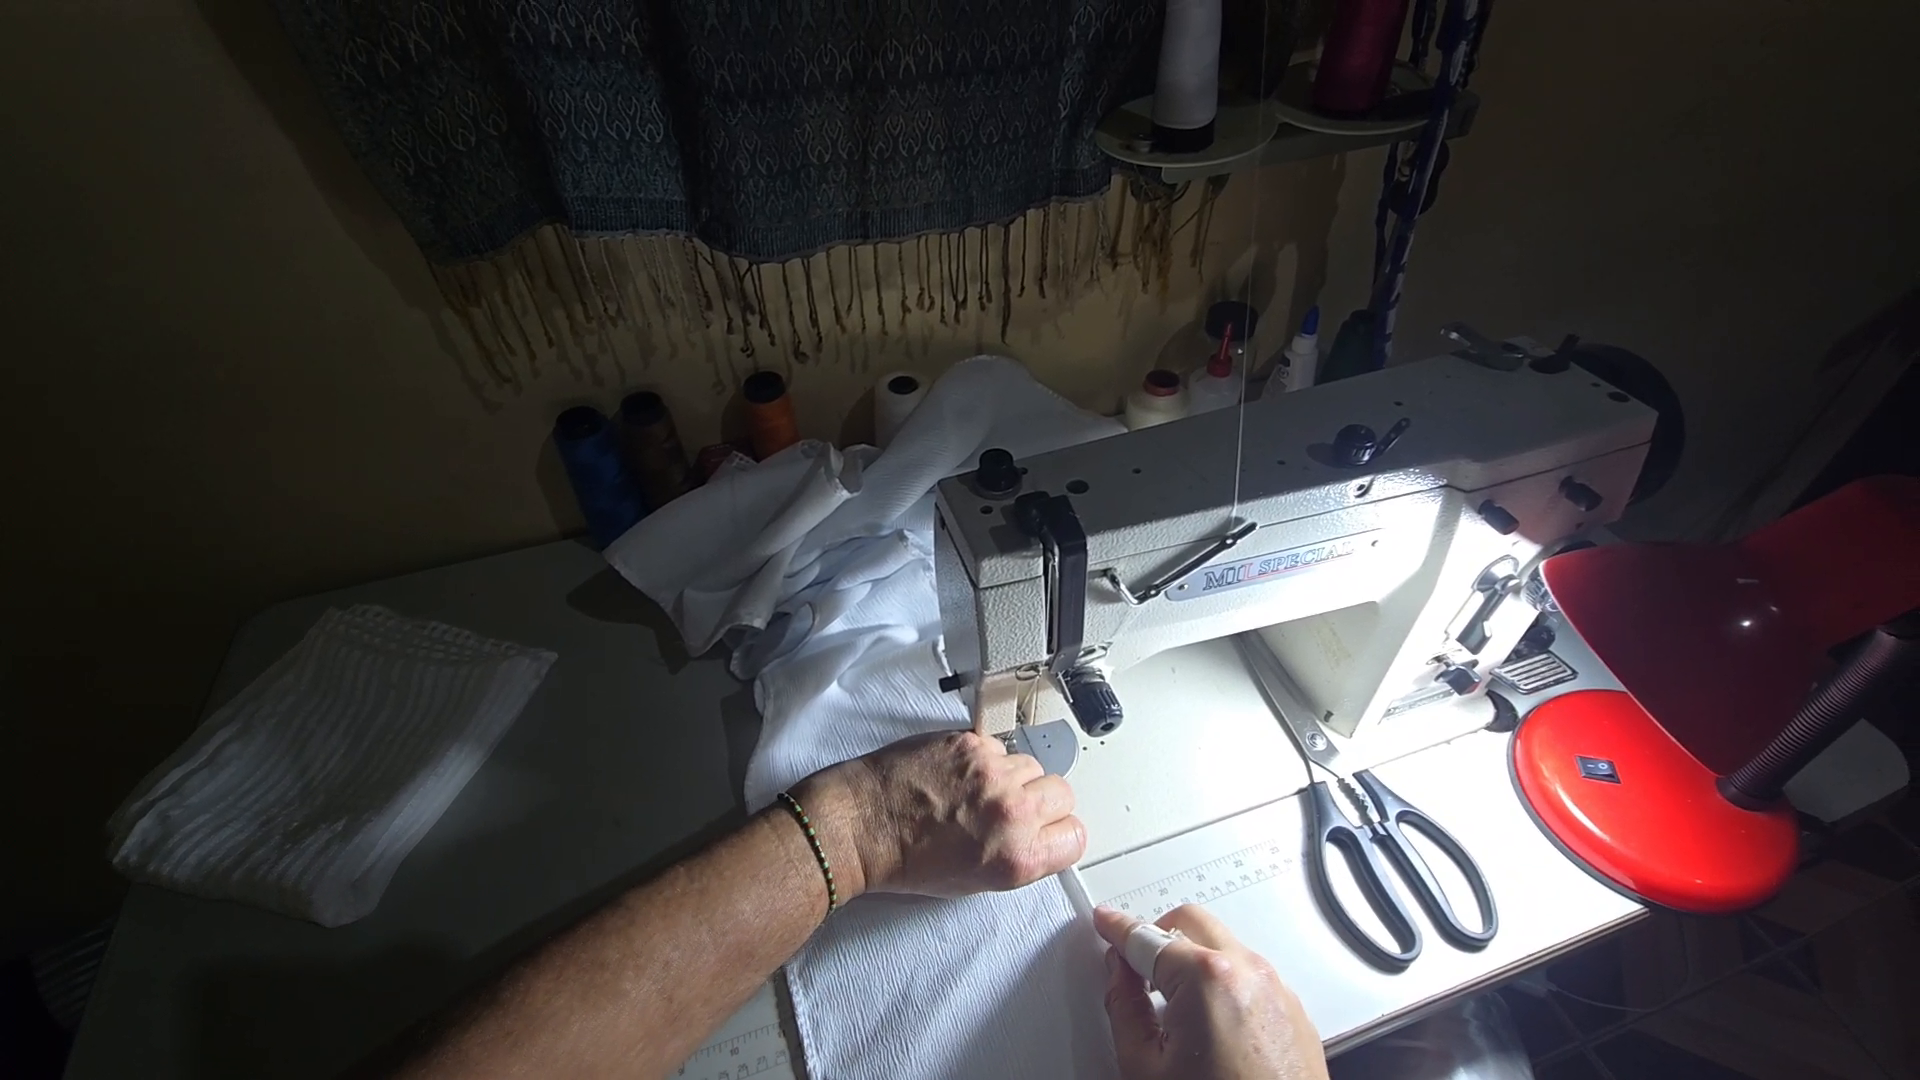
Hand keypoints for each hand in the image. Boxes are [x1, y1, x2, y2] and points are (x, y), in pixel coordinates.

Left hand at [792, 730, 1085, 897]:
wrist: (862, 826)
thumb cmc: (907, 860)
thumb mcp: (975, 882)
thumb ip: (1019, 857)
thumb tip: (1039, 835)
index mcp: (1018, 858)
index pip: (1075, 834)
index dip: (1060, 830)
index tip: (1047, 826)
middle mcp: (1012, 813)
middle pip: (1061, 791)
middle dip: (1041, 798)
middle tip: (1011, 803)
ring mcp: (992, 772)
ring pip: (1028, 763)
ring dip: (1010, 775)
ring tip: (975, 788)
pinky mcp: (970, 743)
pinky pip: (996, 746)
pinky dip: (982, 756)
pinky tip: (956, 772)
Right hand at [1094, 905, 1327, 1079]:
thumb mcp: (1145, 1069)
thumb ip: (1124, 1007)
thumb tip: (1120, 973)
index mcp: (1206, 978)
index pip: (1147, 938)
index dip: (1118, 928)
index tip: (1107, 923)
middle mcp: (1248, 972)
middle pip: (1189, 922)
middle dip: (1158, 934)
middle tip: (1137, 965)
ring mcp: (1277, 990)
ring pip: (1221, 945)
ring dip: (1193, 957)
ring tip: (1176, 1004)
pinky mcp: (1294, 1012)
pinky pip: (1249, 974)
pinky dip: (1223, 980)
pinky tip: (1210, 1023)